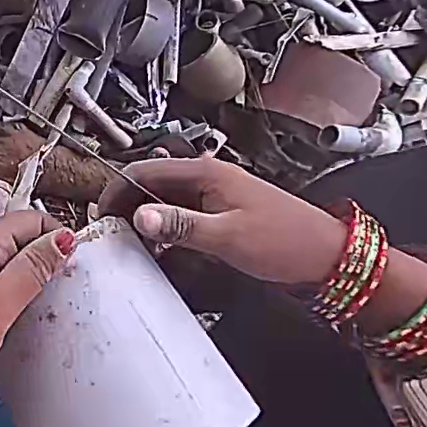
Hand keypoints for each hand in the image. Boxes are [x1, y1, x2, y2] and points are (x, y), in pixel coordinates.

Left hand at [0, 210, 73, 417]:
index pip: (30, 219)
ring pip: (8, 262)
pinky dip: (11, 296)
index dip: (58, 236)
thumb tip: (62, 238)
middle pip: (20, 238)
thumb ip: (31, 269)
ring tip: (45, 308)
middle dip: (46, 258)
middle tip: (65, 292)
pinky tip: (18, 318)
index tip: (78, 266)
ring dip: (30, 279)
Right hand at [98, 157, 346, 285]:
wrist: (325, 255)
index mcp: (207, 173)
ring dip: (145, 218)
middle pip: (152, 183)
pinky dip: (165, 228)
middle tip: (111, 231)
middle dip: (127, 204)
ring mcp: (214, 195)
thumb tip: (140, 215)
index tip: (102, 214)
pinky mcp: (220, 213)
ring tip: (131, 242)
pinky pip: (182, 215)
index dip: (117, 191)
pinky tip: (160, 246)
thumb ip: (180, 225)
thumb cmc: (286, 240)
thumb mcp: (227, 236)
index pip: (146, 171)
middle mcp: (208, 178)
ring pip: (165, 200)